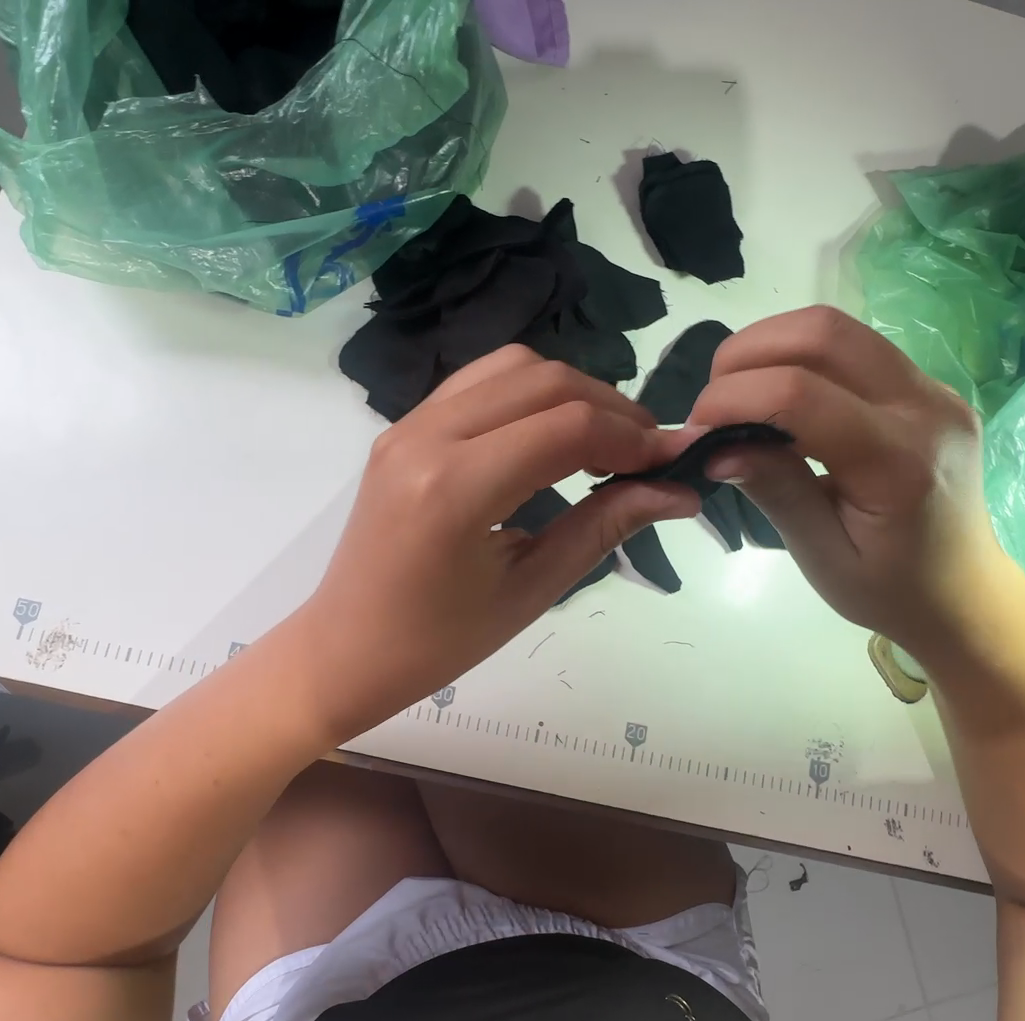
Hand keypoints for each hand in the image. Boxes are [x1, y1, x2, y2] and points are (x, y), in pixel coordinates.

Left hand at [291, 346, 699, 739]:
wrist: (346, 649)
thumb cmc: (438, 642)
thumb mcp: (530, 590)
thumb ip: (604, 527)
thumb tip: (679, 491)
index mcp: (455, 487)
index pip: (567, 427)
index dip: (632, 437)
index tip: (673, 462)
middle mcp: (427, 435)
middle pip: (544, 381)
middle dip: (610, 408)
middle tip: (645, 454)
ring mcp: (407, 424)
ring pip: (511, 368)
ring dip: (569, 393)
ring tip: (602, 443)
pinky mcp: (402, 427)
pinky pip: (478, 383)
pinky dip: (527, 395)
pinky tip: (549, 437)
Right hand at [685, 307, 1010, 658]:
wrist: (964, 595)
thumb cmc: (889, 591)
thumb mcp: (822, 555)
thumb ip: (775, 492)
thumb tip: (715, 448)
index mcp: (899, 463)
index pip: (802, 394)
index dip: (734, 398)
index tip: (696, 429)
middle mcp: (926, 408)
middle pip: (824, 334)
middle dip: (747, 354)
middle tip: (710, 403)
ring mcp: (932, 390)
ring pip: (837, 327)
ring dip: (770, 346)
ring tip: (736, 395)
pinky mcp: (925, 387)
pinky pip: (853, 347)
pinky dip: (798, 357)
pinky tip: (775, 397)